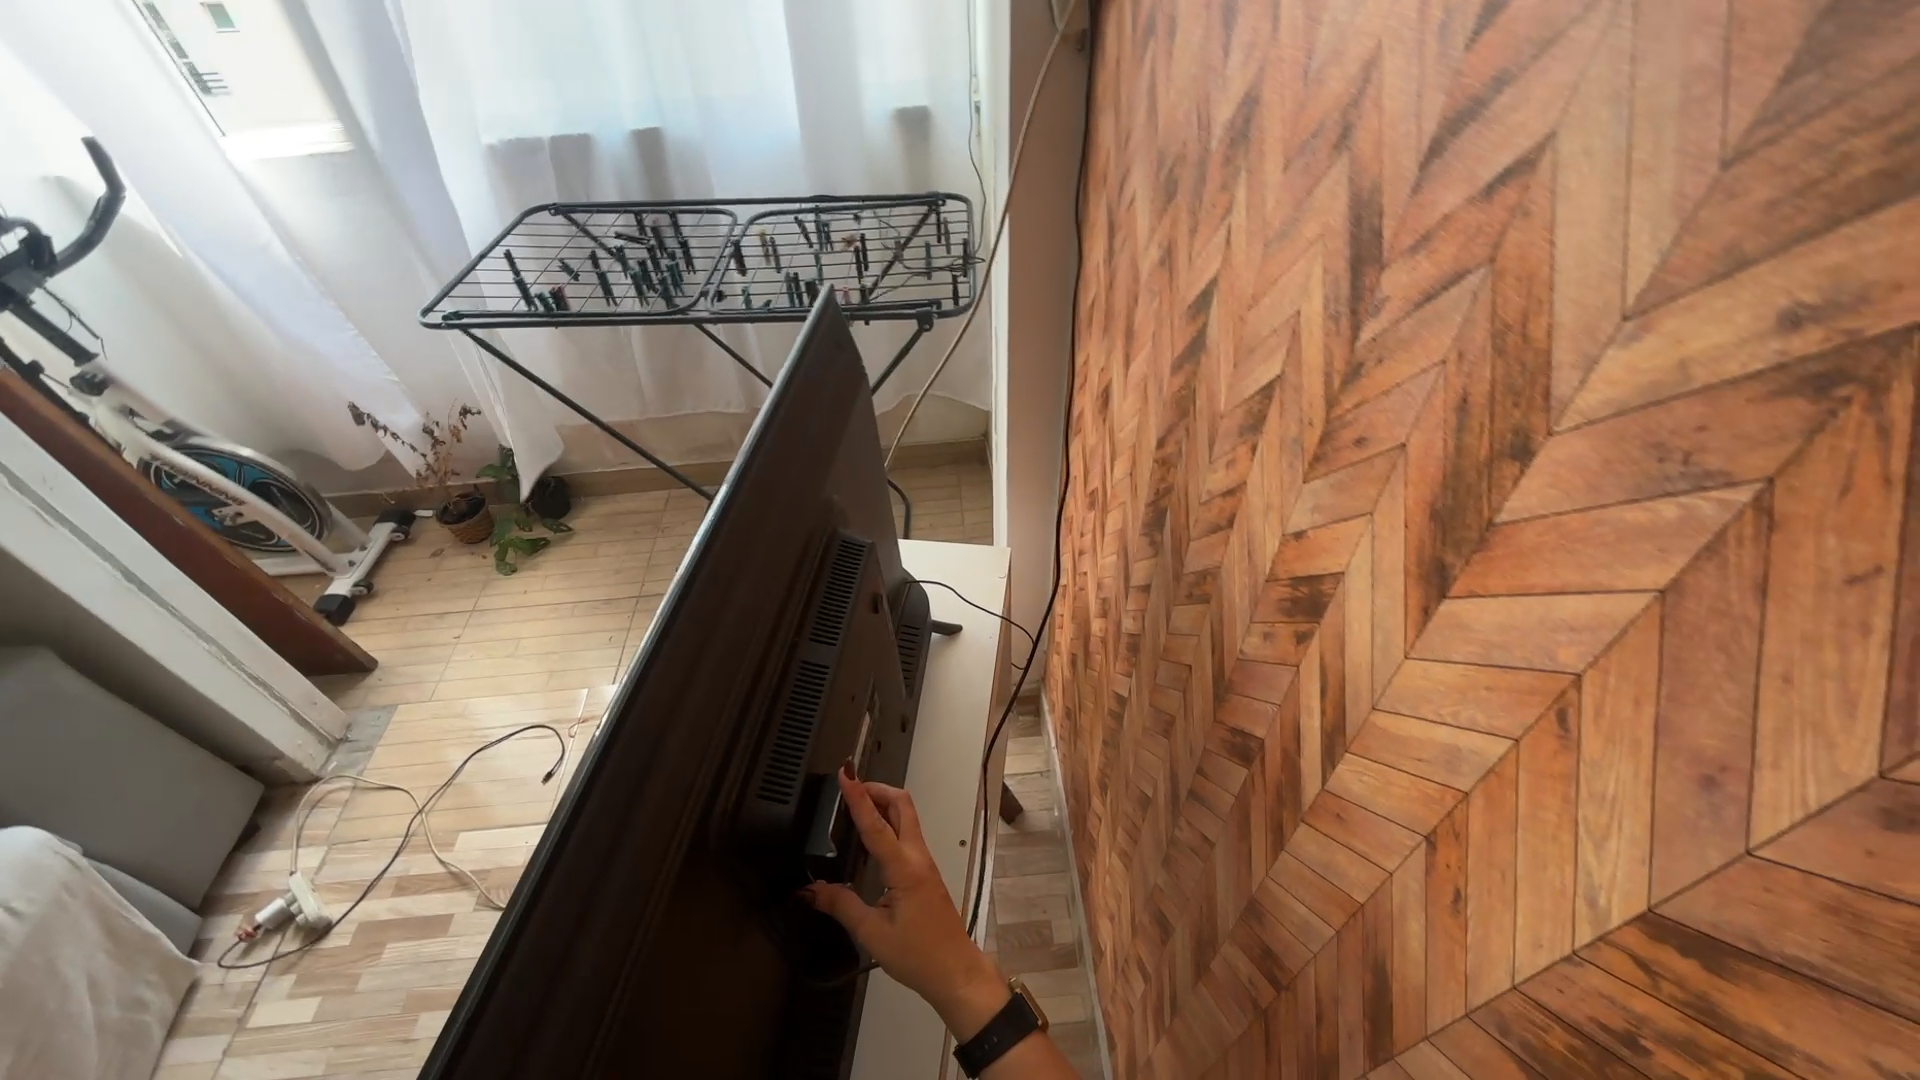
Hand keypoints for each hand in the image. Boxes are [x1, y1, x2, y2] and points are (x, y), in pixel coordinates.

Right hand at [800, 765, 1008, 1038]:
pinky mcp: (925, 871)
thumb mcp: (872, 934)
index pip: (877, 825)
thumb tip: (811, 890)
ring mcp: (924, 862)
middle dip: (877, 789)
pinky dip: (889, 822)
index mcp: (905, 869)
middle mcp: (918, 858)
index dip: (859, 798)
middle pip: (902, 805)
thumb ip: (841, 906)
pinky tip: (871, 834)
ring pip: (907, 817)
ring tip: (856, 805)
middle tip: (850, 787)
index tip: (846, 774)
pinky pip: (907, 834)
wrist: (955, 972)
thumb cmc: (918, 955)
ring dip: (884, 803)